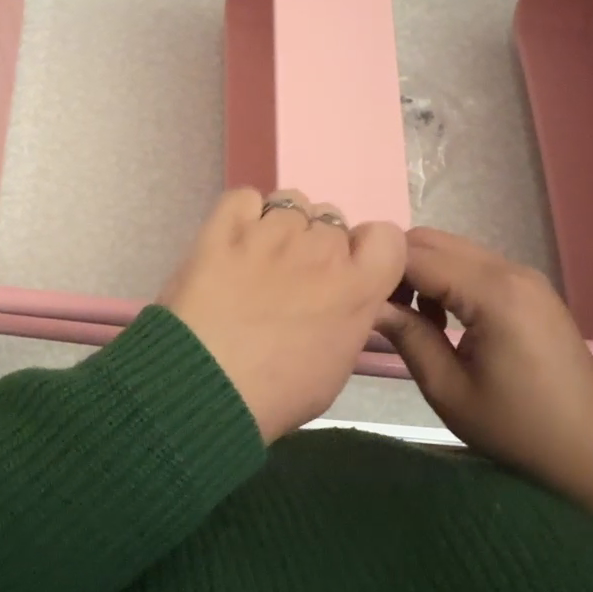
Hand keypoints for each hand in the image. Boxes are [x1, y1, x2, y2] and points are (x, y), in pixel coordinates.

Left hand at [160, 188, 405, 442]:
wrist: (207, 385)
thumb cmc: (276, 394)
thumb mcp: (337, 365)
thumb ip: (348, 316)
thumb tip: (339, 298)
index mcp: (358, 287)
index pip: (385, 236)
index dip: (363, 249)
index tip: (343, 269)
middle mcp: (321, 250)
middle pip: (329, 221)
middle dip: (313, 244)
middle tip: (287, 277)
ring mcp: (271, 234)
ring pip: (289, 204)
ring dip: (278, 227)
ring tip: (254, 260)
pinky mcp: (223, 228)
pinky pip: (243, 198)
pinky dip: (241, 212)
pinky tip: (230, 239)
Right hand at [375, 227, 592, 483]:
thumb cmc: (520, 427)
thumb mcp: (448, 389)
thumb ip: (406, 336)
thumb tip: (366, 305)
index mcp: (492, 292)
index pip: (412, 256)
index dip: (374, 270)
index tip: (348, 299)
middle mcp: (508, 270)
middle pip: (428, 240)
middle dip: (392, 265)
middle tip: (373, 308)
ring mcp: (522, 276)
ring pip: (448, 248)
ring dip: (417, 272)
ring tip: (404, 318)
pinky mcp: (527, 288)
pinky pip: (470, 264)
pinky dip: (442, 278)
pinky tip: (439, 320)